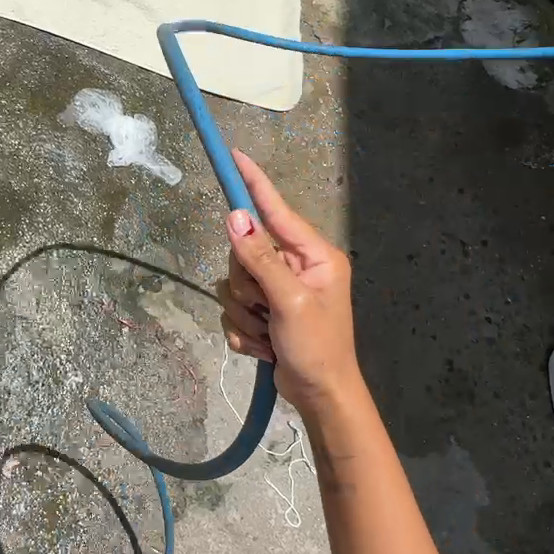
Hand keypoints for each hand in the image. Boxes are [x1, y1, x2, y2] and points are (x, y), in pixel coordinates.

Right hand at [218, 150, 360, 415]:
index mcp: (313, 255)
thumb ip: (261, 258)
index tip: (234, 155)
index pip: (275, 209)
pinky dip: (243, 330)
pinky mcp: (263, 311)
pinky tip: (264, 346)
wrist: (321, 397)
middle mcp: (294, 265)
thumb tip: (235, 217)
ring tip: (270, 334)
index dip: (253, 182)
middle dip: (247, 285)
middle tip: (266, 310)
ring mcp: (277, 288)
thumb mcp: (290, 301)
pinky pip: (232, 307)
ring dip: (245, 313)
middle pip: (243, 251)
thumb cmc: (318, 347)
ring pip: (233, 282)